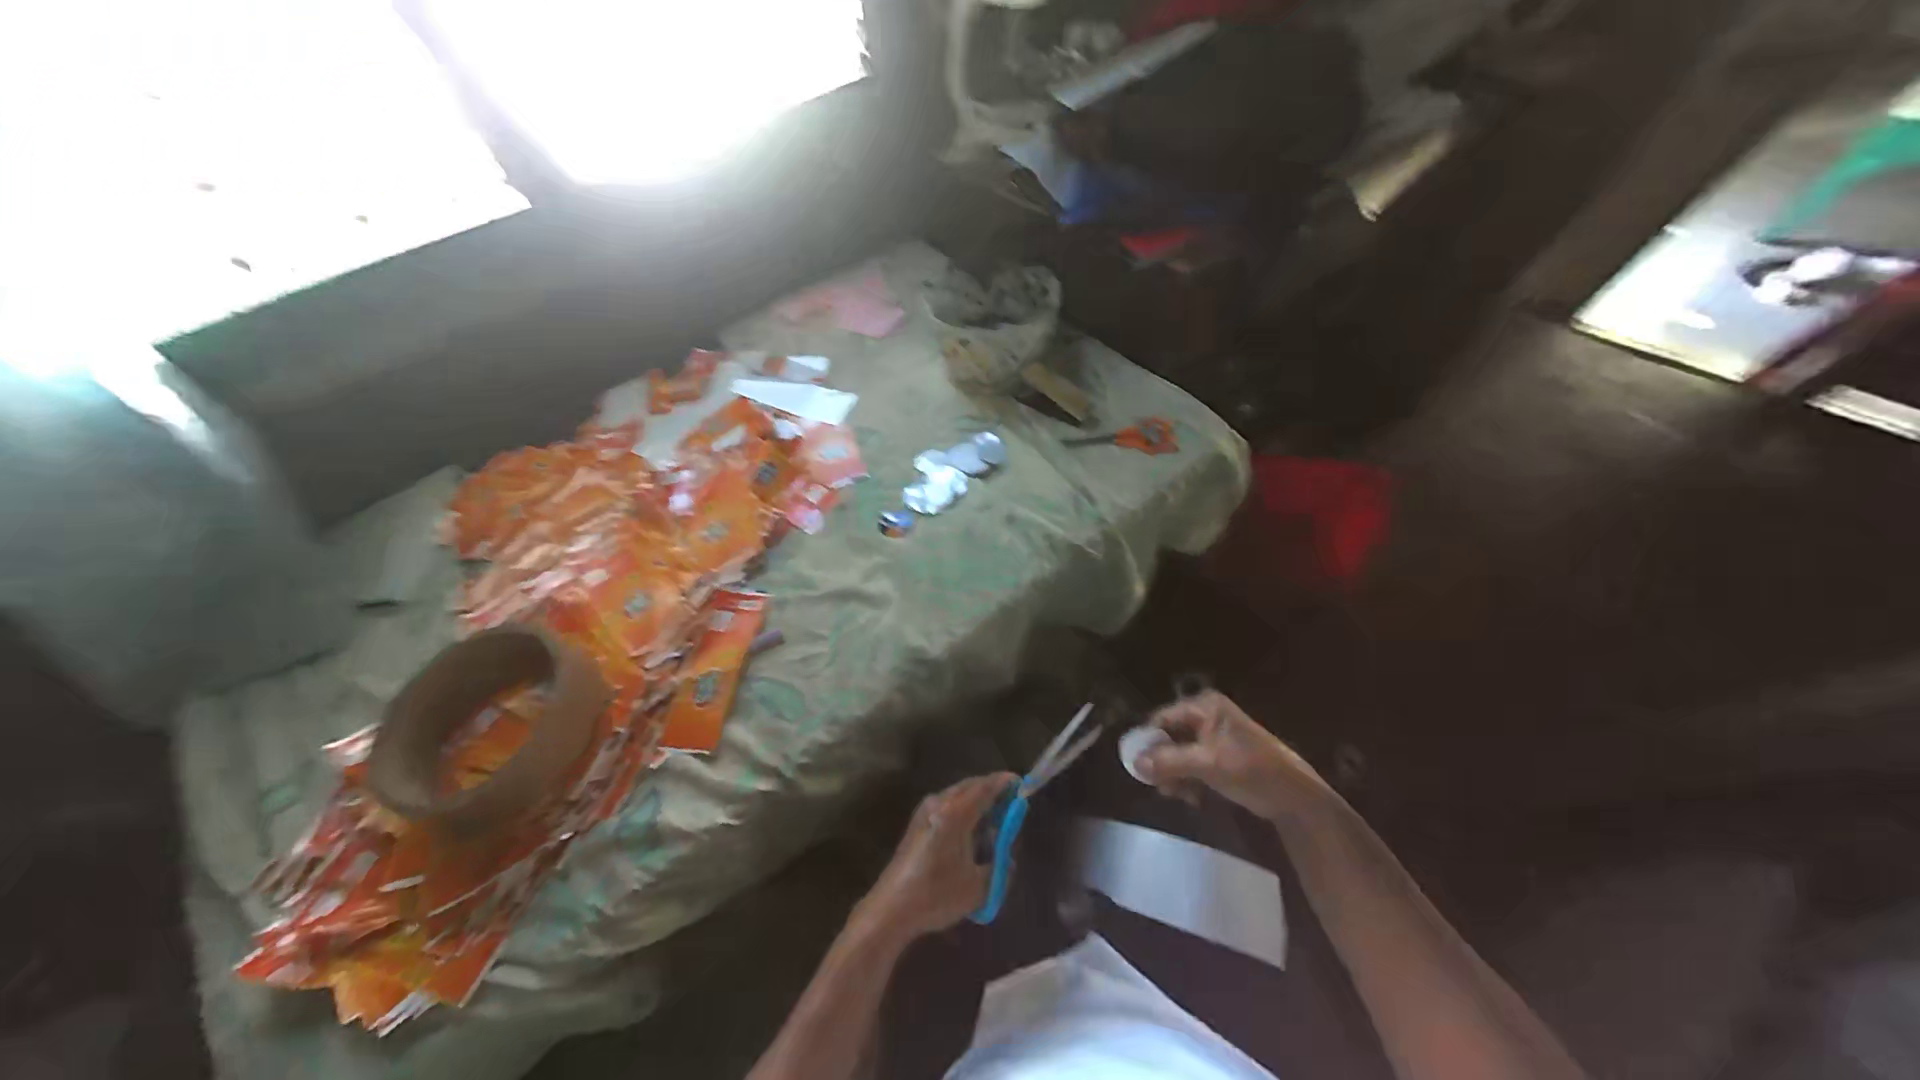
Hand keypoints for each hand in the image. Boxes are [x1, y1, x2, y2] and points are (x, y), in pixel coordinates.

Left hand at [855, 772, 1016, 941]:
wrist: (891, 908)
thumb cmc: (936, 896)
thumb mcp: (979, 887)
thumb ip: (1000, 868)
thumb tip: (1007, 857)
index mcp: (955, 814)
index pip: (985, 788)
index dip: (1005, 784)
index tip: (1022, 785)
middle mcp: (939, 803)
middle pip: (971, 786)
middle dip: (993, 790)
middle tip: (1012, 803)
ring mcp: (925, 811)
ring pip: (958, 794)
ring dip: (977, 800)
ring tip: (995, 818)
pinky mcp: (917, 822)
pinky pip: (948, 804)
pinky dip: (964, 808)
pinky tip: (972, 830)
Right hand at [1137, 691, 1328, 822]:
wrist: (1296, 797)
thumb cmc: (1253, 771)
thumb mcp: (1208, 765)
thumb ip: (1169, 762)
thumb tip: (1134, 763)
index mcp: (1204, 706)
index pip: (1162, 718)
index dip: (1148, 741)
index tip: (1139, 767)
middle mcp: (1206, 715)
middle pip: (1169, 737)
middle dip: (1163, 763)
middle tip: (1161, 788)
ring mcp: (1213, 736)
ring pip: (1178, 753)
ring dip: (1175, 775)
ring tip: (1179, 796)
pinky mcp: (1219, 756)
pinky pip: (1191, 764)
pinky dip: (1188, 780)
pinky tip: (1193, 798)